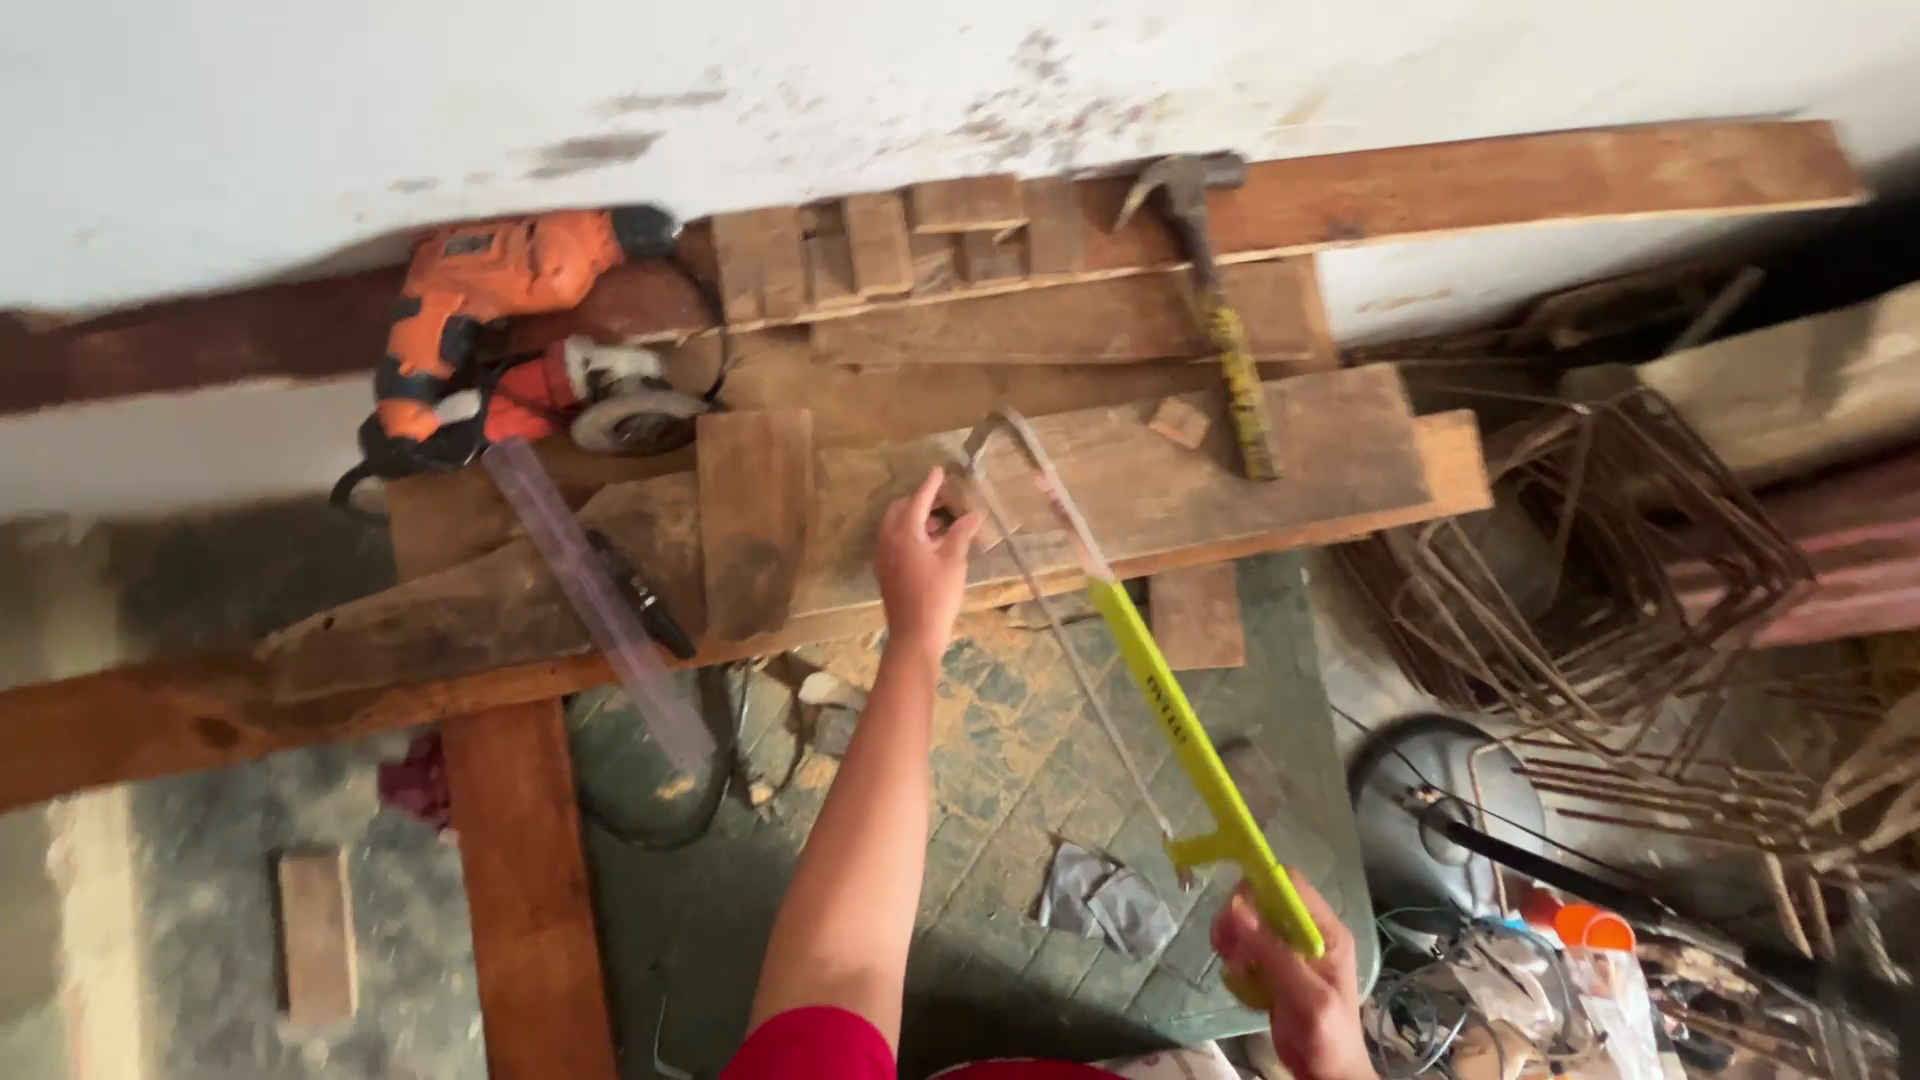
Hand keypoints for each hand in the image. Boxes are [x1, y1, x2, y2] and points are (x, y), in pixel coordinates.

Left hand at [873, 466, 982, 659]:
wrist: (915, 634)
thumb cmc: (937, 595)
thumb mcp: (954, 561)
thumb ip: (961, 533)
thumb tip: (972, 515)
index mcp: (904, 532)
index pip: (918, 499)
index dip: (931, 484)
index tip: (939, 470)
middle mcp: (888, 539)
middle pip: (901, 509)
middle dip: (921, 501)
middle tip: (944, 500)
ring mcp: (883, 555)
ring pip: (896, 525)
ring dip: (916, 519)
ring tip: (943, 524)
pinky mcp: (885, 569)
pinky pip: (895, 540)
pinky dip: (910, 534)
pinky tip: (931, 545)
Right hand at [1212, 874, 1374, 1079]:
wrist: (1328, 1077)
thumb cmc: (1327, 1038)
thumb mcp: (1305, 997)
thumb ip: (1274, 952)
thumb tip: (1237, 906)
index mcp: (1327, 931)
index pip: (1291, 884)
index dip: (1260, 885)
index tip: (1235, 908)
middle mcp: (1309, 930)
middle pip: (1264, 896)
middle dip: (1240, 914)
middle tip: (1225, 942)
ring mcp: (1290, 944)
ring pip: (1250, 915)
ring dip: (1233, 932)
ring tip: (1229, 959)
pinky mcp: (1274, 960)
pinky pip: (1246, 937)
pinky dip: (1234, 948)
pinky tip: (1235, 969)